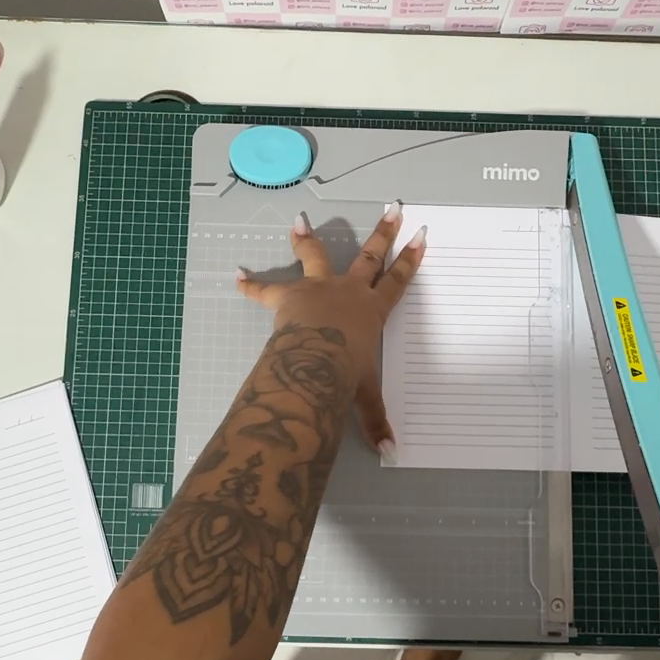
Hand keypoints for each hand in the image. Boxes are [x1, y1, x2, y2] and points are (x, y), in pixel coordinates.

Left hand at [236, 204, 425, 455]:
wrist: (314, 360)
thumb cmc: (345, 374)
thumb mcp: (364, 397)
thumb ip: (375, 421)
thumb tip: (391, 452)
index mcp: (372, 311)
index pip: (398, 282)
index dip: (412, 260)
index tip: (422, 236)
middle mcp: (349, 292)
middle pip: (371, 257)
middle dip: (384, 233)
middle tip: (394, 208)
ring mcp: (318, 289)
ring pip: (317, 257)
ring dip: (309, 240)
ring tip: (299, 221)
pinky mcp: (289, 296)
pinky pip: (266, 289)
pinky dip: (251, 284)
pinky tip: (237, 275)